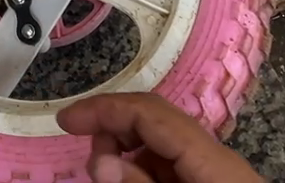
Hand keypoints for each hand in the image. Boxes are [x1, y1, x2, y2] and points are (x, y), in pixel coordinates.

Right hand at [58, 93, 262, 182]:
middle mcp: (218, 162)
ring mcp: (218, 179)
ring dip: (129, 156)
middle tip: (93, 166)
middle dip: (115, 133)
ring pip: (162, 148)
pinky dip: (147, 176)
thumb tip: (100, 162)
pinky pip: (173, 172)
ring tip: (112, 181)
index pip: (150, 113)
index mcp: (214, 164)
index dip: (104, 110)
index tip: (65, 123)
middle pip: (156, 123)